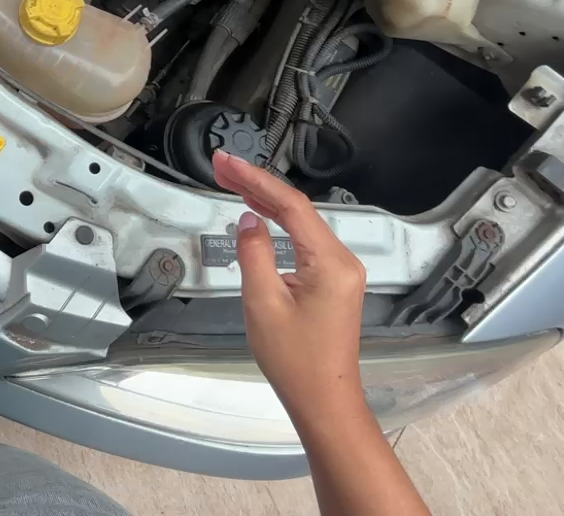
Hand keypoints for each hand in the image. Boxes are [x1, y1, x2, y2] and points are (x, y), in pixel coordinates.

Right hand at [211, 150, 368, 423]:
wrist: (324, 400)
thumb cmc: (294, 358)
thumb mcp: (263, 302)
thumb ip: (254, 252)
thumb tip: (249, 219)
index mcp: (331, 262)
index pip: (292, 206)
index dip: (256, 179)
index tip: (226, 163)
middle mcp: (342, 260)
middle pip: (297, 208)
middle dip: (257, 183)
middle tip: (221, 165)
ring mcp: (340, 270)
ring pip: (300, 220)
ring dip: (265, 198)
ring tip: (230, 179)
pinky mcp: (332, 279)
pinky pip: (303, 237)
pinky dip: (277, 218)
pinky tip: (257, 209)